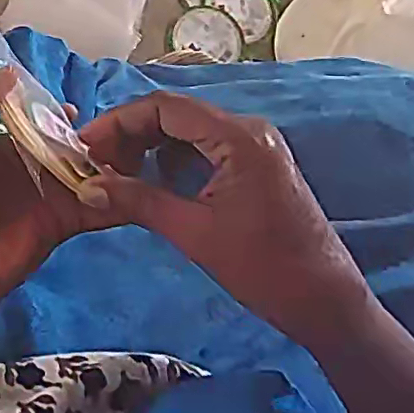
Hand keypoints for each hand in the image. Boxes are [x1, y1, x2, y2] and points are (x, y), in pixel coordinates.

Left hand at [0, 70, 119, 305]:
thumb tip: (9, 74)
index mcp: (9, 142)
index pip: (38, 115)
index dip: (54, 108)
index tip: (71, 108)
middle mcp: (36, 162)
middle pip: (70, 139)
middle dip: (92, 131)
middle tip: (114, 130)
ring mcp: (56, 189)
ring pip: (91, 166)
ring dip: (111, 158)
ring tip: (134, 151)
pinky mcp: (70, 217)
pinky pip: (99, 203)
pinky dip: (120, 196)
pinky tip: (136, 186)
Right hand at [80, 92, 376, 352]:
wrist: (326, 304)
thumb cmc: (264, 270)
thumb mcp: (194, 233)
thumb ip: (138, 201)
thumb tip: (88, 186)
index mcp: (238, 137)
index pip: (165, 107)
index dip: (119, 121)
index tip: (86, 144)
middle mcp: (247, 130)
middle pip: (175, 114)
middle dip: (130, 133)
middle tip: (95, 161)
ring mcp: (254, 145)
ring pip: (187, 129)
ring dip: (149, 144)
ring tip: (116, 170)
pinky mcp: (255, 164)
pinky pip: (203, 146)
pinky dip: (172, 158)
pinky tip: (151, 178)